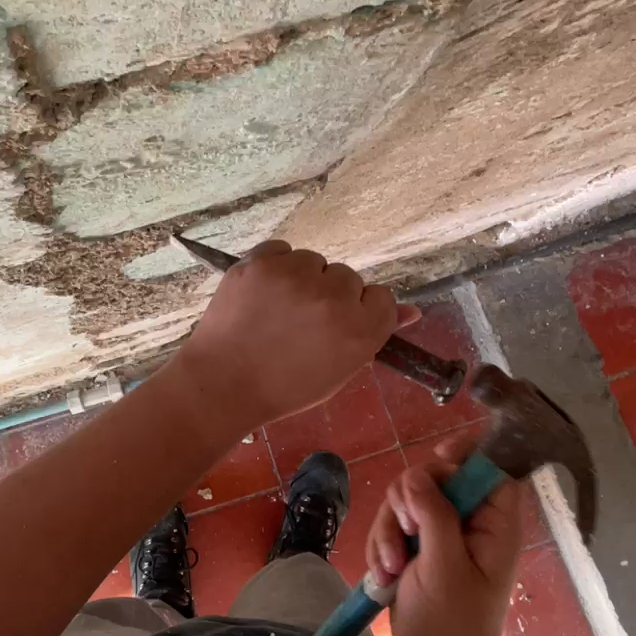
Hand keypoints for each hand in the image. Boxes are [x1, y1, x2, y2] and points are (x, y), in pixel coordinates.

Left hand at [169, 239, 420, 430]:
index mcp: (360, 330)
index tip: (335, 325)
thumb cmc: (283, 386)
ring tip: (276, 310)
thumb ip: (374, 335)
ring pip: (312, 261)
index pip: (381, 297)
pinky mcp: (261, 262)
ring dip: (300, 278)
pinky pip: (281, 250)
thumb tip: (412, 312)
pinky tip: (261, 294)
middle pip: (346, 277)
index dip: (357, 311)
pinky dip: (273, 266)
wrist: (222, 383)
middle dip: (329, 295)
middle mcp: (333, 298)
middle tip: (300, 323)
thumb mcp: (339, 370)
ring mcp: (295, 276)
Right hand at [364, 432, 525, 635]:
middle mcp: (470, 521)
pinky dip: (381, 544)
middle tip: (407, 533)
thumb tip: (416, 473)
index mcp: (494, 525)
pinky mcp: (416, 544)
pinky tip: (385, 575)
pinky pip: (390, 522)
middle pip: (435, 476)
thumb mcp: (444, 567)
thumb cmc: (452, 623)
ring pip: (405, 498)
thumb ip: (434, 514)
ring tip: (392, 567)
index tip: (438, 455)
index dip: (468, 453)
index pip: (491, 468)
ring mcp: (441, 532)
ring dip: (389, 530)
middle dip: (408, 502)